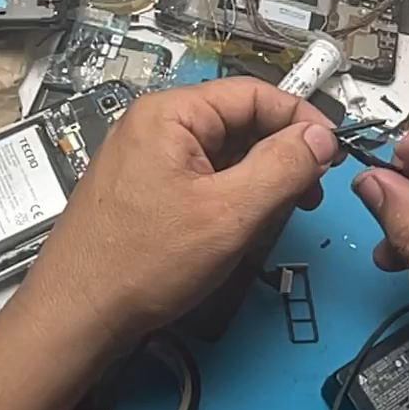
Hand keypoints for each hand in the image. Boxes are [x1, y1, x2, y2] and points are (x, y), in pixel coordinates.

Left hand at [19, 78, 338, 350]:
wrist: (75, 316)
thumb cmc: (140, 263)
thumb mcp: (228, 214)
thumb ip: (281, 168)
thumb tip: (320, 136)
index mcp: (170, 113)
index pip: (253, 93)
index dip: (300, 119)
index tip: (332, 150)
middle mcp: (157, 124)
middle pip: (239, 122)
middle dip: (280, 155)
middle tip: (309, 193)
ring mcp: (149, 156)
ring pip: (225, 153)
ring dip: (259, 180)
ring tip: (278, 216)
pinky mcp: (147, 186)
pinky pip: (204, 176)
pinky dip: (233, 196)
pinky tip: (244, 226)